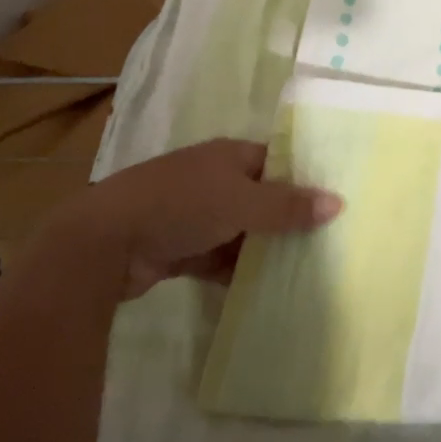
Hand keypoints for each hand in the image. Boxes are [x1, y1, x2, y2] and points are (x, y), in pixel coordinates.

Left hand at [40, 139, 342, 300]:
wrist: (102, 244)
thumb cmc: (179, 206)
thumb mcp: (242, 202)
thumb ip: (289, 206)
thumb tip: (339, 203)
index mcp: (227, 155)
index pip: (276, 160)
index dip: (303, 177)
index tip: (333, 199)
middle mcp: (211, 179)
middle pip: (260, 196)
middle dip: (286, 217)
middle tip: (325, 238)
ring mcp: (192, 214)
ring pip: (240, 230)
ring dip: (261, 247)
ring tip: (302, 266)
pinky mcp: (177, 248)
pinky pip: (218, 257)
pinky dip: (235, 269)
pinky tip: (261, 286)